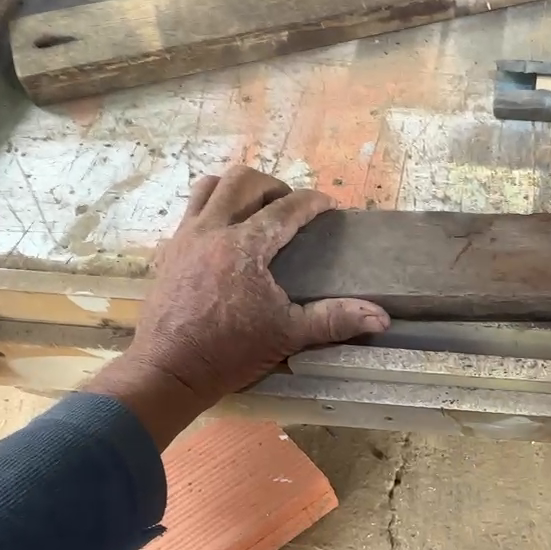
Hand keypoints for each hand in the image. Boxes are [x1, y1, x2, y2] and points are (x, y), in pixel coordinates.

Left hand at [86, 166, 389, 445]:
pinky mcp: (170, 250)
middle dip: (273, 186)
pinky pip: (192, 209)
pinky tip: (226, 233)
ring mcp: (186, 237)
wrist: (170, 368)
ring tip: (256, 208)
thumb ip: (335, 320)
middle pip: (243, 181)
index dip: (311, 202)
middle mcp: (213, 230)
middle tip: (291, 206)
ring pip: (210, 186)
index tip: (328, 205)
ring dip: (238, 188)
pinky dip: (214, 206)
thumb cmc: (231, 352)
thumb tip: (380, 317)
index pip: (285, 209)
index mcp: (245, 247)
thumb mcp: (288, 335)